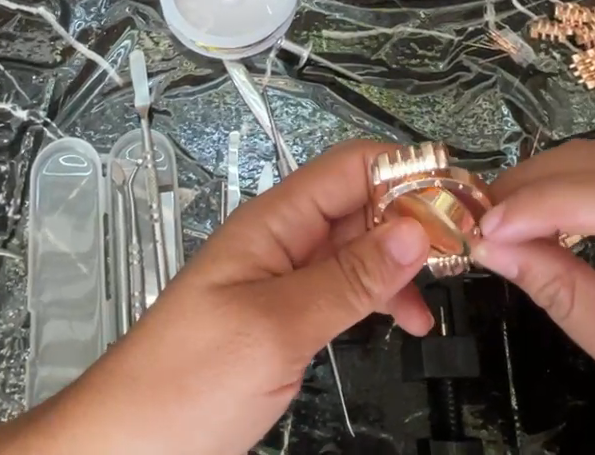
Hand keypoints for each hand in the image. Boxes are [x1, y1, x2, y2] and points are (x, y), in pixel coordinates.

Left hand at [0, 140, 431, 454]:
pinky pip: (346, 286)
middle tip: (465, 247)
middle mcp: (283, 238)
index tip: (457, 199)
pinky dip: (381, 294)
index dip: (406, 172)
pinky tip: (407, 317)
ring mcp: (286, 276)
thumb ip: (348, 278)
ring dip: (403, 258)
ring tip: (442, 285)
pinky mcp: (288, 313)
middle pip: (360, 202)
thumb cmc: (186, 381)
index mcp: (274, 221)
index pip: (350, 168)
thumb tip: (413, 228)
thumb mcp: (276, 328)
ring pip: (359, 245)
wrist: (129, 444)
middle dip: (414, 214)